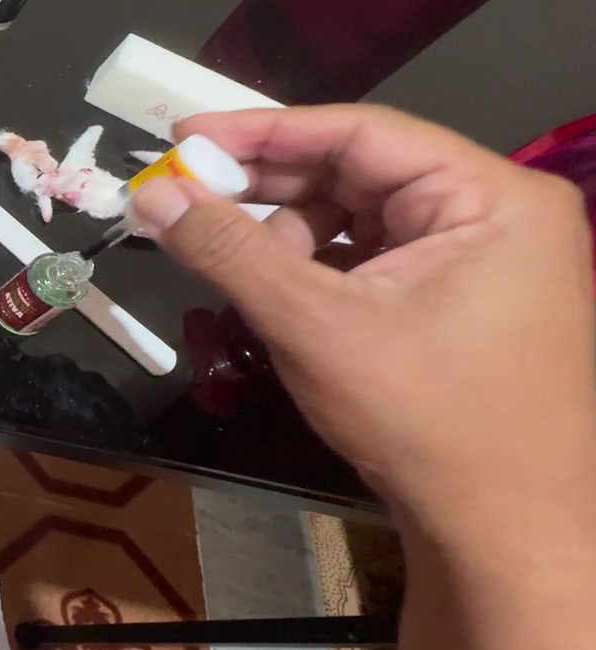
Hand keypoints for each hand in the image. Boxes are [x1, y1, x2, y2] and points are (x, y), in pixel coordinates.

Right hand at [131, 105, 595, 545]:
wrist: (499, 518)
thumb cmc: (424, 411)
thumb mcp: (312, 320)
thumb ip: (228, 250)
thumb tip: (151, 193)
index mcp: (486, 201)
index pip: (360, 134)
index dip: (262, 131)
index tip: (180, 139)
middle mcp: (480, 216)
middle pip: (347, 172)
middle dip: (257, 184)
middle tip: (175, 193)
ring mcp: (459, 260)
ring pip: (340, 216)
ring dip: (269, 230)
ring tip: (211, 251)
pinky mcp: (432, 298)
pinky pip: (347, 257)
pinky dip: (292, 263)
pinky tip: (254, 282)